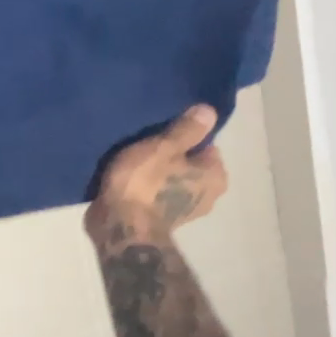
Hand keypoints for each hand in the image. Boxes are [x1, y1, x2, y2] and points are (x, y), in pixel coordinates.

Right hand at [85, 104, 226, 245]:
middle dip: (168, 154)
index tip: (157, 131)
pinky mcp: (161, 218)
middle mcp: (208, 194)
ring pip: (172, 179)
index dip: (182, 136)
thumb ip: (186, 130)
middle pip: (188, 163)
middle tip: (141, 143)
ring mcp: (185, 209)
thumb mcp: (163, 148)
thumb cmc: (144, 182)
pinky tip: (125, 178)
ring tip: (129, 159)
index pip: (205, 146)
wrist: (121, 225)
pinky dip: (146, 185)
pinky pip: (157, 192)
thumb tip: (209, 111)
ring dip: (155, 171)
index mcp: (215, 176)